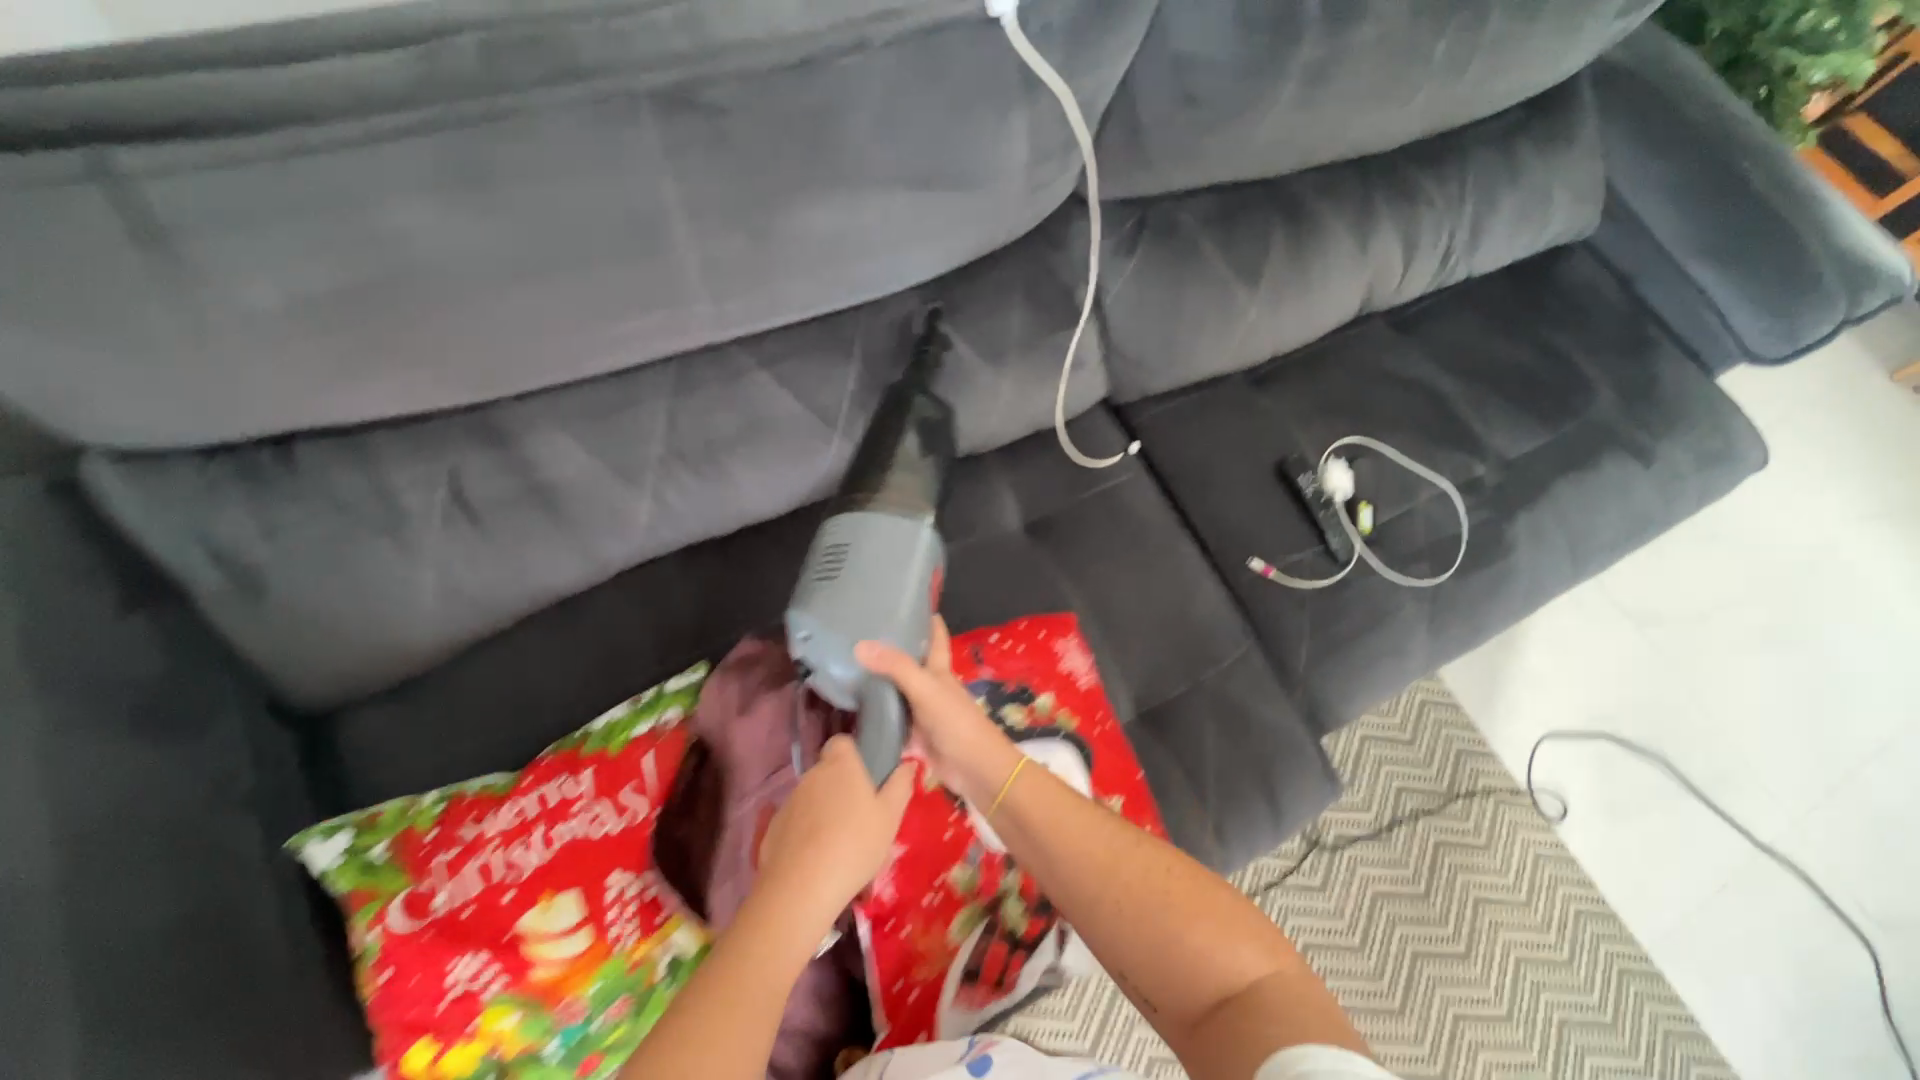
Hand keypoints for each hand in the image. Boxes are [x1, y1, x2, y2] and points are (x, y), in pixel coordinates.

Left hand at [755, 734, 916, 929]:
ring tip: (839, 845)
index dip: (854, 756)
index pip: (842, 742)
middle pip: (828, 772)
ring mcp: (789, 801)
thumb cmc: (856, 845)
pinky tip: (816, 859)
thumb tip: (908, 763)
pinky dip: (805, 833)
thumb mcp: (890, 818)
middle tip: (860, 818)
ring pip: (812, 798)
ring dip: (824, 811)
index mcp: (840, 766)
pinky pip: (795, 822)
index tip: (867, 778)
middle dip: (841, 788)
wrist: (802, 887)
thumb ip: (900, 785)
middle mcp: (812, 775)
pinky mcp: (773, 827)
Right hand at [857, 617, 1020, 806]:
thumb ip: (896, 667)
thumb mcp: (926, 689)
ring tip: (845, 669)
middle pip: (909, 665)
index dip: (926, 618)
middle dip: (889, 651)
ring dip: (877, 686)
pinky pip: (891, 724)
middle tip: (856, 636)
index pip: (935, 637)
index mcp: (939, 670)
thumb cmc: (957, 723)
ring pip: (896, 694)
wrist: (974, 769)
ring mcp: (922, 714)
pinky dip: (875, 720)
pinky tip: (852, 713)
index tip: (905, 601)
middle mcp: (930, 688)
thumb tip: (860, 645)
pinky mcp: (914, 738)